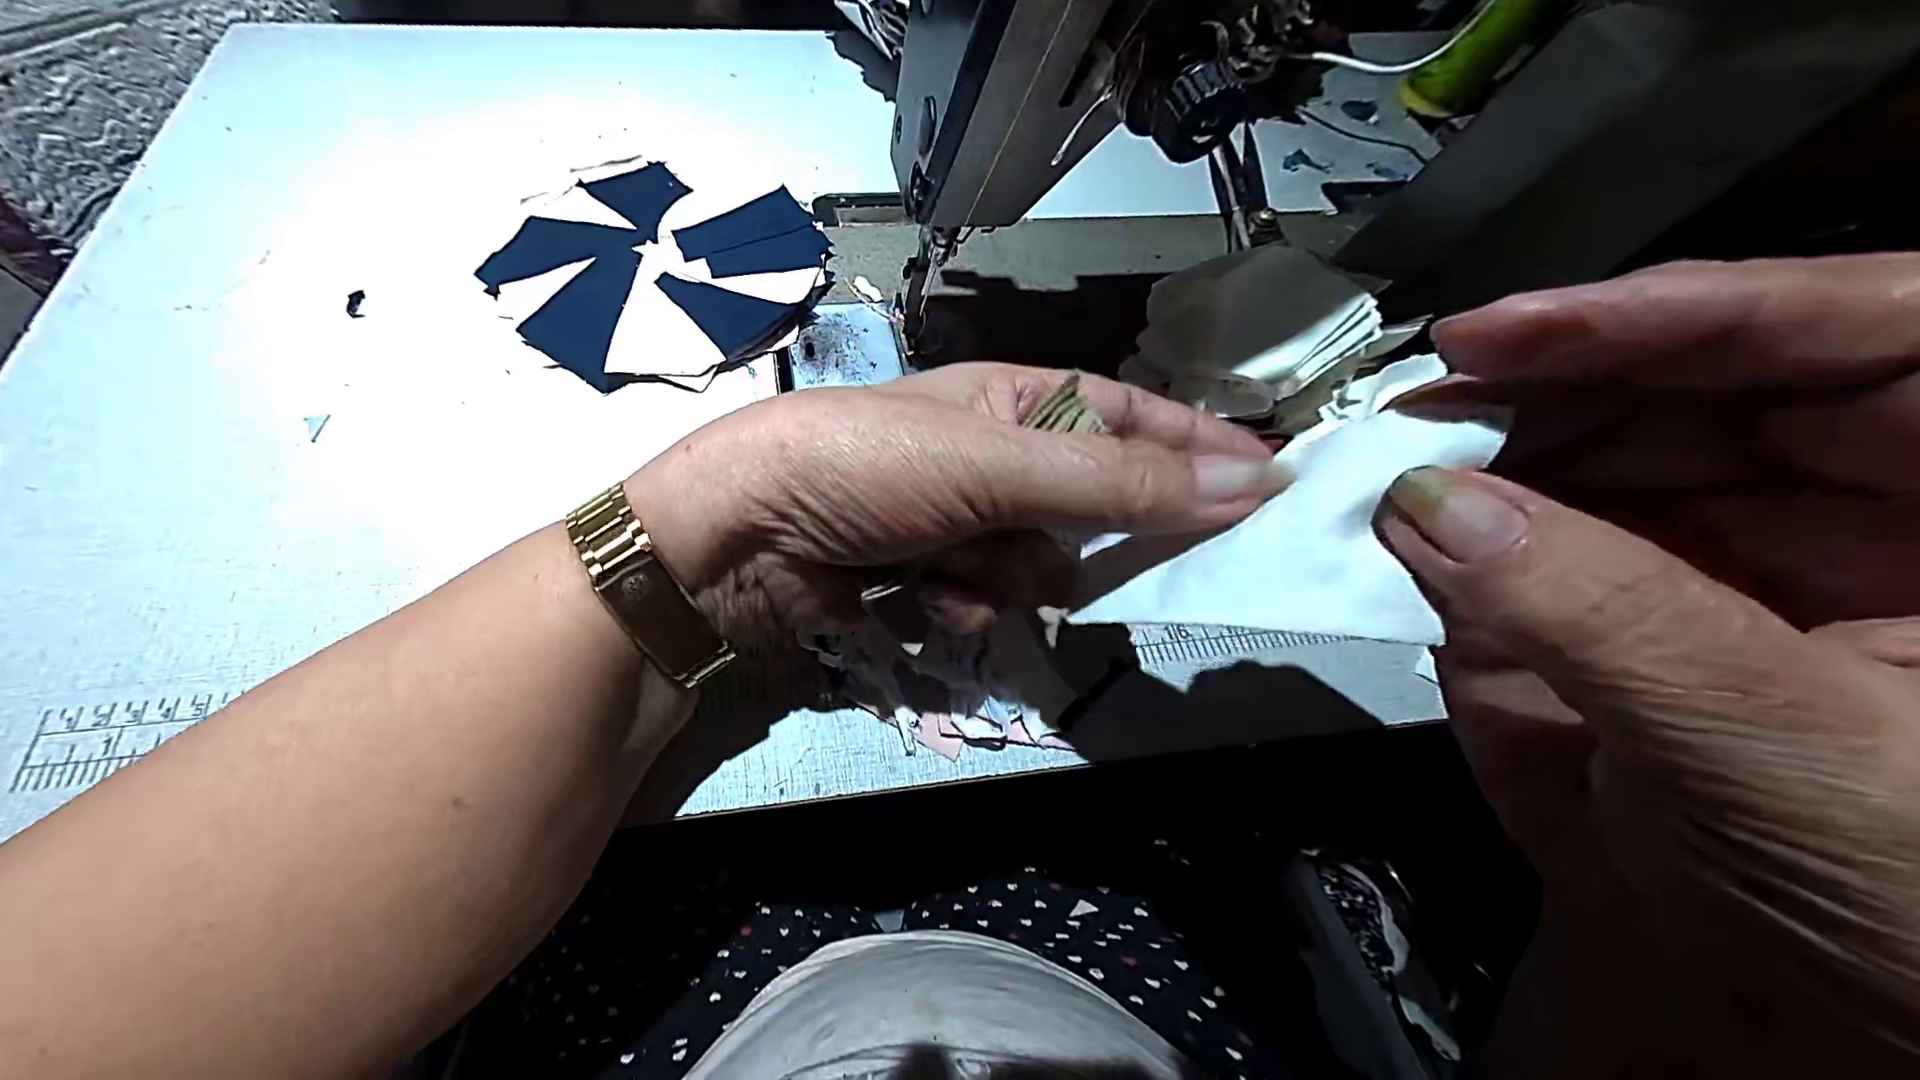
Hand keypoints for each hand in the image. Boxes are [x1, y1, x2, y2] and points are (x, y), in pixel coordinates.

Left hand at [626, 362, 1285, 644]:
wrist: (738, 540)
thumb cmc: (865, 469)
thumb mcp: (996, 463)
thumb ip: (1116, 480)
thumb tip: (1246, 481)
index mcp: (1018, 401)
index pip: (1134, 418)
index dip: (1201, 447)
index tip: (1271, 481)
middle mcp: (999, 457)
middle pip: (1094, 503)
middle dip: (1087, 536)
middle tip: (1088, 553)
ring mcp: (966, 521)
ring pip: (1045, 566)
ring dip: (1014, 579)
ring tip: (957, 570)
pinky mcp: (934, 575)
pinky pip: (993, 601)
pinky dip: (969, 607)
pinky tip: (927, 599)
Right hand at [1378, 255, 1919, 1075]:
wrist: (1786, 1017)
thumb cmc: (1896, 904)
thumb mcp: (1782, 755)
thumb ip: (1599, 614)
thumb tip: (1423, 503)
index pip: (1859, 338)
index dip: (1675, 314)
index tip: (1503, 329)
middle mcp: (1821, 502)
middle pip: (1676, 386)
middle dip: (1539, 385)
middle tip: (1416, 401)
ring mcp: (1676, 548)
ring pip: (1567, 453)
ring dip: (1466, 452)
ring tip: (1379, 454)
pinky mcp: (1570, 595)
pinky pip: (1495, 531)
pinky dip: (1430, 521)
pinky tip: (1380, 512)